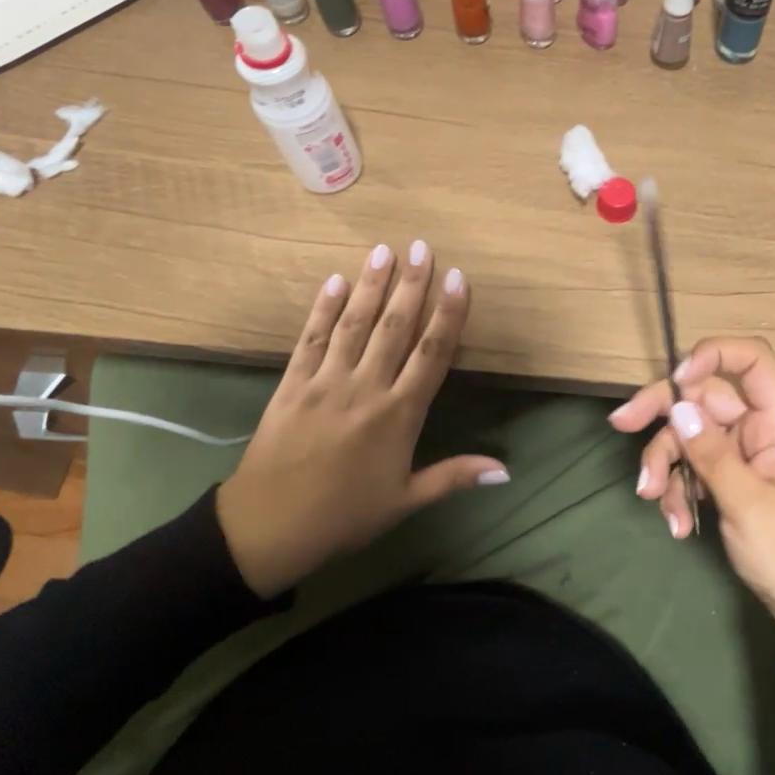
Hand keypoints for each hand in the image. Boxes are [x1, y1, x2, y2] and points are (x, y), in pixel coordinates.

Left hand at [215, 242, 506, 598]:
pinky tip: (335, 282)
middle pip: (395, 327)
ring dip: (371, 286)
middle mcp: (365, 388)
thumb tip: (507, 470)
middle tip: (422, 246)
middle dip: (411, 285)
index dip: (448, 314)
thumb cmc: (345, 517)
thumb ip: (454, 477)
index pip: (432, 354)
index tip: (459, 279)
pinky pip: (311, 339)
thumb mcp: (406, 501)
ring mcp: (325, 382)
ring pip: (354, 324)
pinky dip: (323, 309)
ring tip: (384, 251)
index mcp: (398, 415)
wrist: (267, 527)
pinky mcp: (292, 384)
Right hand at [608, 338, 774, 682]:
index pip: (753, 361)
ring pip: (690, 436)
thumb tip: (679, 406)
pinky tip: (677, 525)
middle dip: (663, 414)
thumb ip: (711, 453)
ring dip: (665, 464)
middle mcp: (759, 431)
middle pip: (704, 398)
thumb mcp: (748, 505)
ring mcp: (743, 457)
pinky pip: (693, 469)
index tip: (675, 379)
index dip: (713, 355)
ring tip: (652, 500)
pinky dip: (677, 491)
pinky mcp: (730, 483)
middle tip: (620, 425)